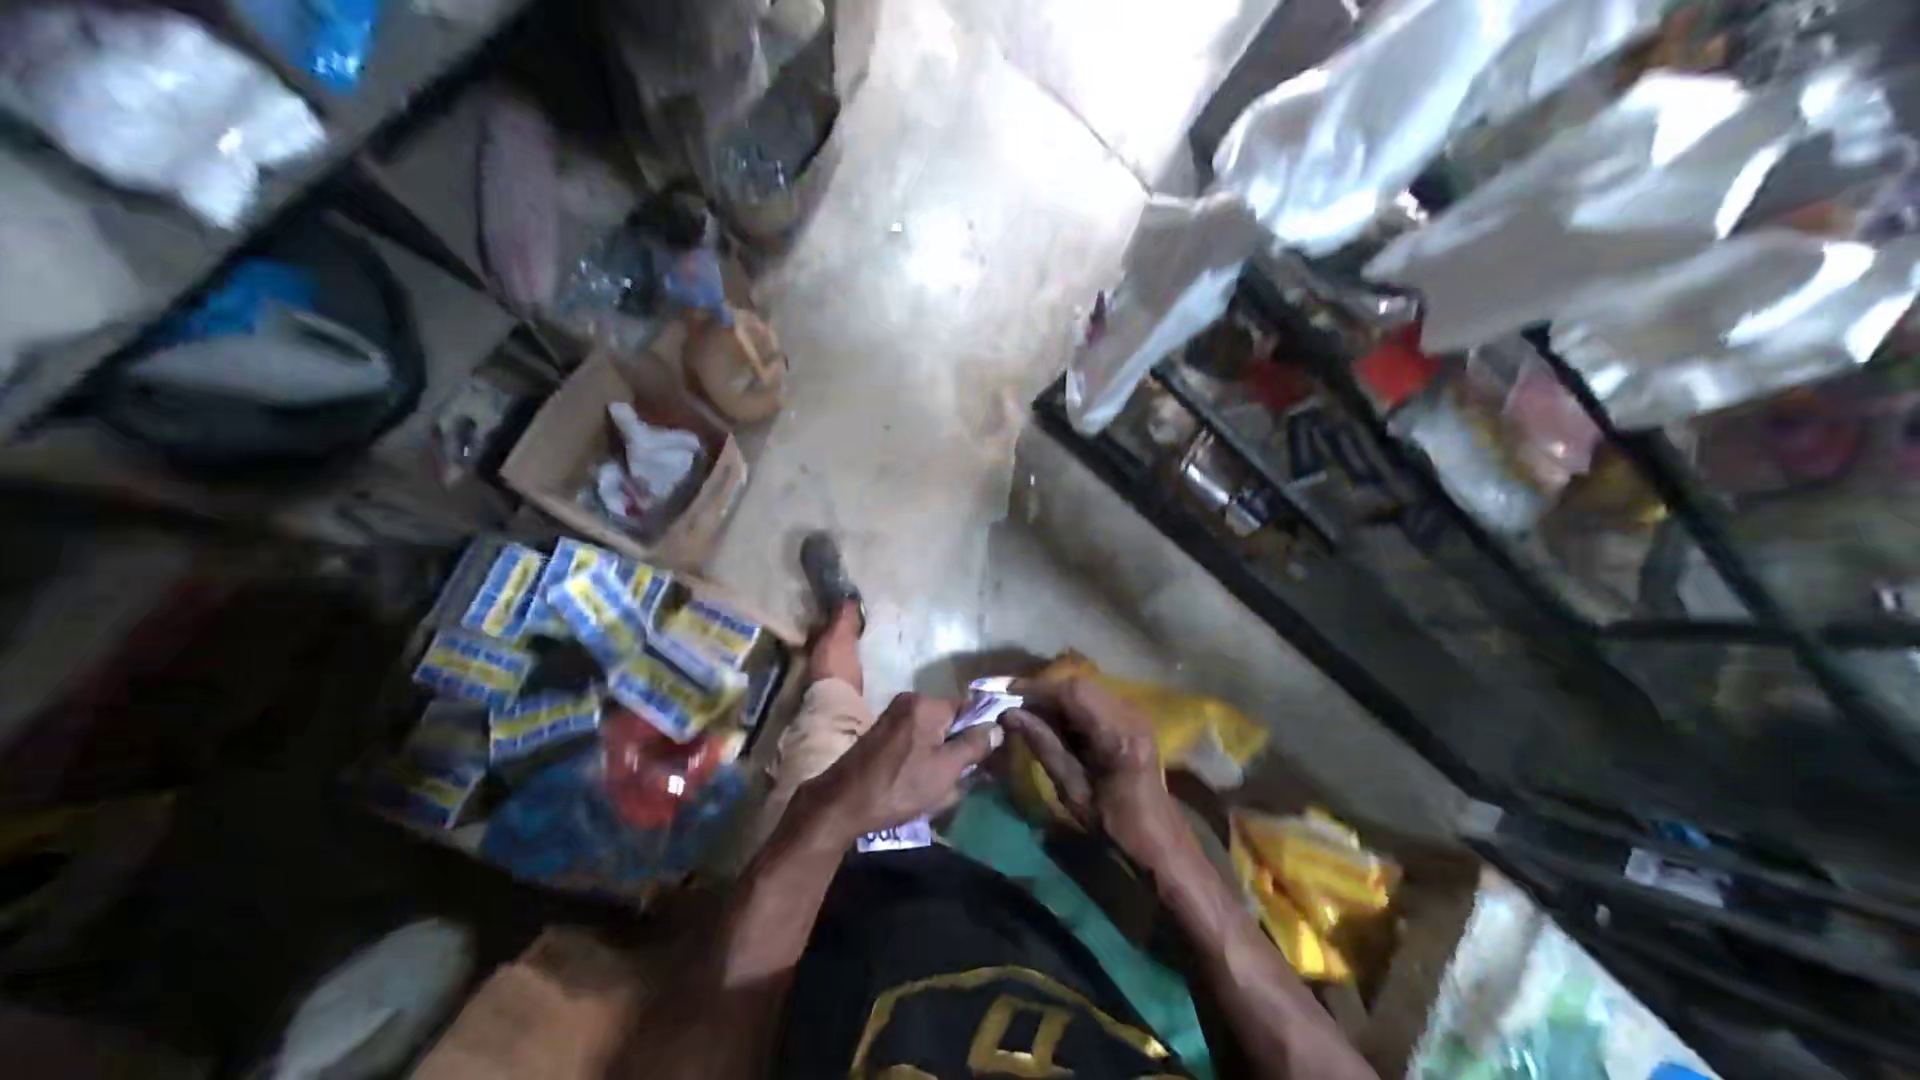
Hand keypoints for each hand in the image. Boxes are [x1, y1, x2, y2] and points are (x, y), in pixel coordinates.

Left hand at [789, 692, 1002, 845]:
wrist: (841, 804)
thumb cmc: (898, 787)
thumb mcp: (945, 770)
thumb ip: (974, 745)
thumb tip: (997, 726)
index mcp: (926, 704)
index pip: (968, 707)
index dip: (982, 729)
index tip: (990, 754)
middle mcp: (909, 700)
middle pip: (949, 719)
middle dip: (960, 744)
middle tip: (968, 774)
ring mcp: (892, 715)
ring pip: (932, 730)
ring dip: (942, 752)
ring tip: (945, 782)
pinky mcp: (882, 731)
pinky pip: (915, 736)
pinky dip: (924, 753)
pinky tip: (922, 778)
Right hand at [1005, 676, 1189, 865]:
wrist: (1157, 839)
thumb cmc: (1114, 824)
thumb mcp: (1073, 791)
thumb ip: (1044, 746)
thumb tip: (1011, 715)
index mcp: (1118, 735)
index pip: (1073, 692)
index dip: (1037, 687)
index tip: (1007, 692)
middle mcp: (1131, 714)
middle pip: (1080, 684)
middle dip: (1044, 691)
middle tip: (1015, 704)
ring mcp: (1136, 713)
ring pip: (1087, 688)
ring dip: (1057, 697)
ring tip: (1030, 712)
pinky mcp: (1134, 718)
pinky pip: (1095, 699)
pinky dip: (1071, 704)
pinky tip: (1054, 721)